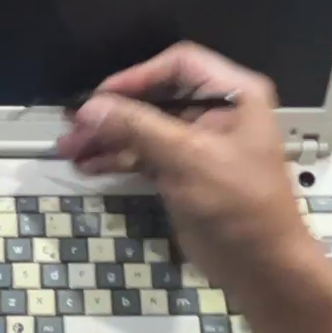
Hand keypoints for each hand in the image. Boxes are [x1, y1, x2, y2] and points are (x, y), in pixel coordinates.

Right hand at [54, 43, 311, 289]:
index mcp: (233, 95)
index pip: (178, 65)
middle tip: (73, 127)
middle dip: (113, 113)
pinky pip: (144, 155)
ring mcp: (196, 144)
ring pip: (143, 129)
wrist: (260, 267)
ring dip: (107, 138)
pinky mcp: (182, 172)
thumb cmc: (238, 205)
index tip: (99, 98)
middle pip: (154, 98)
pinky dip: (117, 159)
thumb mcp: (187, 159)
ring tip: (71, 150)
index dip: (136, 77)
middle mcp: (215, 112)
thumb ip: (137, 128)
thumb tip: (89, 108)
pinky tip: (90, 166)